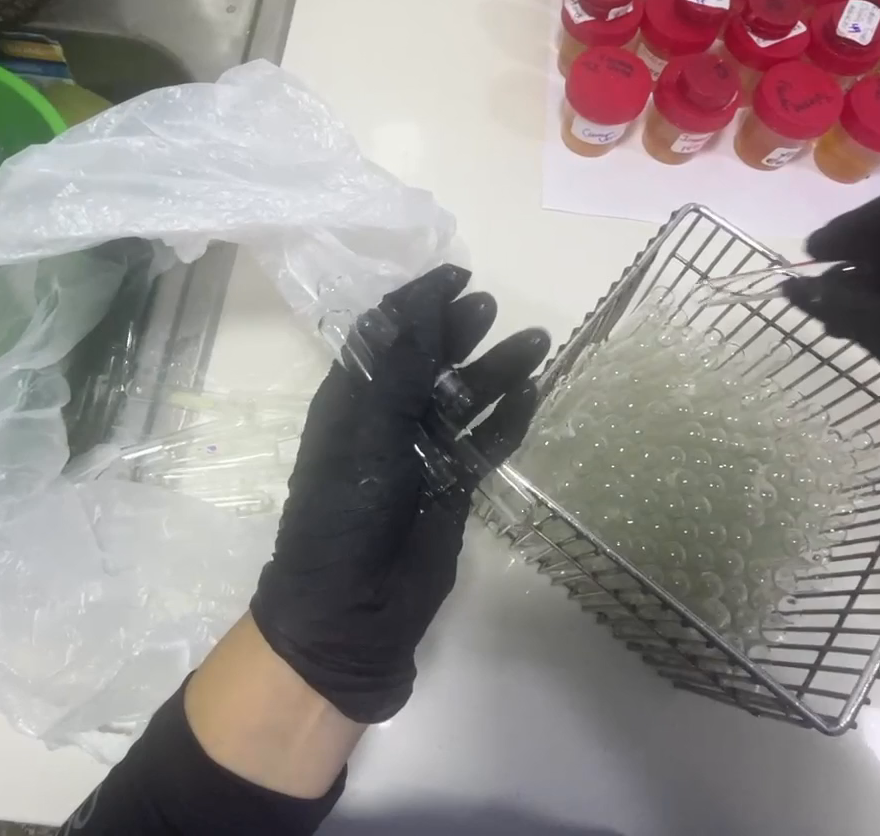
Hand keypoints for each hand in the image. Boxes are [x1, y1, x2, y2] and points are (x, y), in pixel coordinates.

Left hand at [250, 264, 549, 722]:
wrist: (351, 606)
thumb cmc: (344, 510)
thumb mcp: (366, 432)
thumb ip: (397, 371)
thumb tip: (422, 309)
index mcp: (354, 399)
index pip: (385, 333)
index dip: (418, 301)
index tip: (456, 274)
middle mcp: (388, 418)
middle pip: (429, 359)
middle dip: (458, 328)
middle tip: (490, 306)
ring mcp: (424, 452)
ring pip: (464, 397)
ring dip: (496, 368)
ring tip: (535, 341)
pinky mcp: (453, 485)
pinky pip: (485, 441)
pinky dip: (507, 417)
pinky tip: (532, 391)